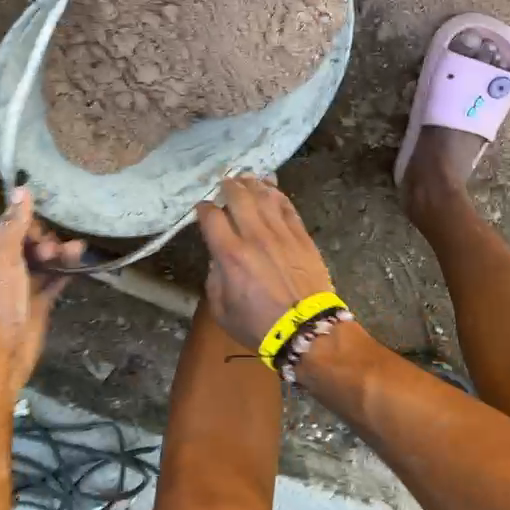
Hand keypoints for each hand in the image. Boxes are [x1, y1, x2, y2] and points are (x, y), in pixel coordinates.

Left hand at [0, 188, 84, 389]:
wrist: (2, 349)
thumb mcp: (5, 256)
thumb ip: (15, 223)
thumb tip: (21, 188)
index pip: (13, 229)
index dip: (30, 226)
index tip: (42, 233)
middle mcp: (6, 268)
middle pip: (31, 244)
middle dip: (47, 240)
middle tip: (55, 250)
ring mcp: (23, 287)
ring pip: (45, 262)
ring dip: (61, 253)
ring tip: (77, 252)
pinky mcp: (39, 303)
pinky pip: (55, 281)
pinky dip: (66, 271)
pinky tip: (80, 264)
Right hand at [194, 175, 335, 349]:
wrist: (307, 331)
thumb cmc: (260, 326)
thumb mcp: (222, 310)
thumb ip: (214, 279)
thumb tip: (217, 258)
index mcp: (230, 256)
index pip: (211, 217)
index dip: (203, 208)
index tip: (202, 209)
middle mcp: (254, 237)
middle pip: (238, 197)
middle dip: (227, 187)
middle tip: (224, 184)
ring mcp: (281, 234)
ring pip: (264, 196)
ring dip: (252, 184)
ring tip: (245, 178)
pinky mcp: (301, 236)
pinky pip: (287, 207)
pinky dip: (277, 194)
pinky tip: (271, 187)